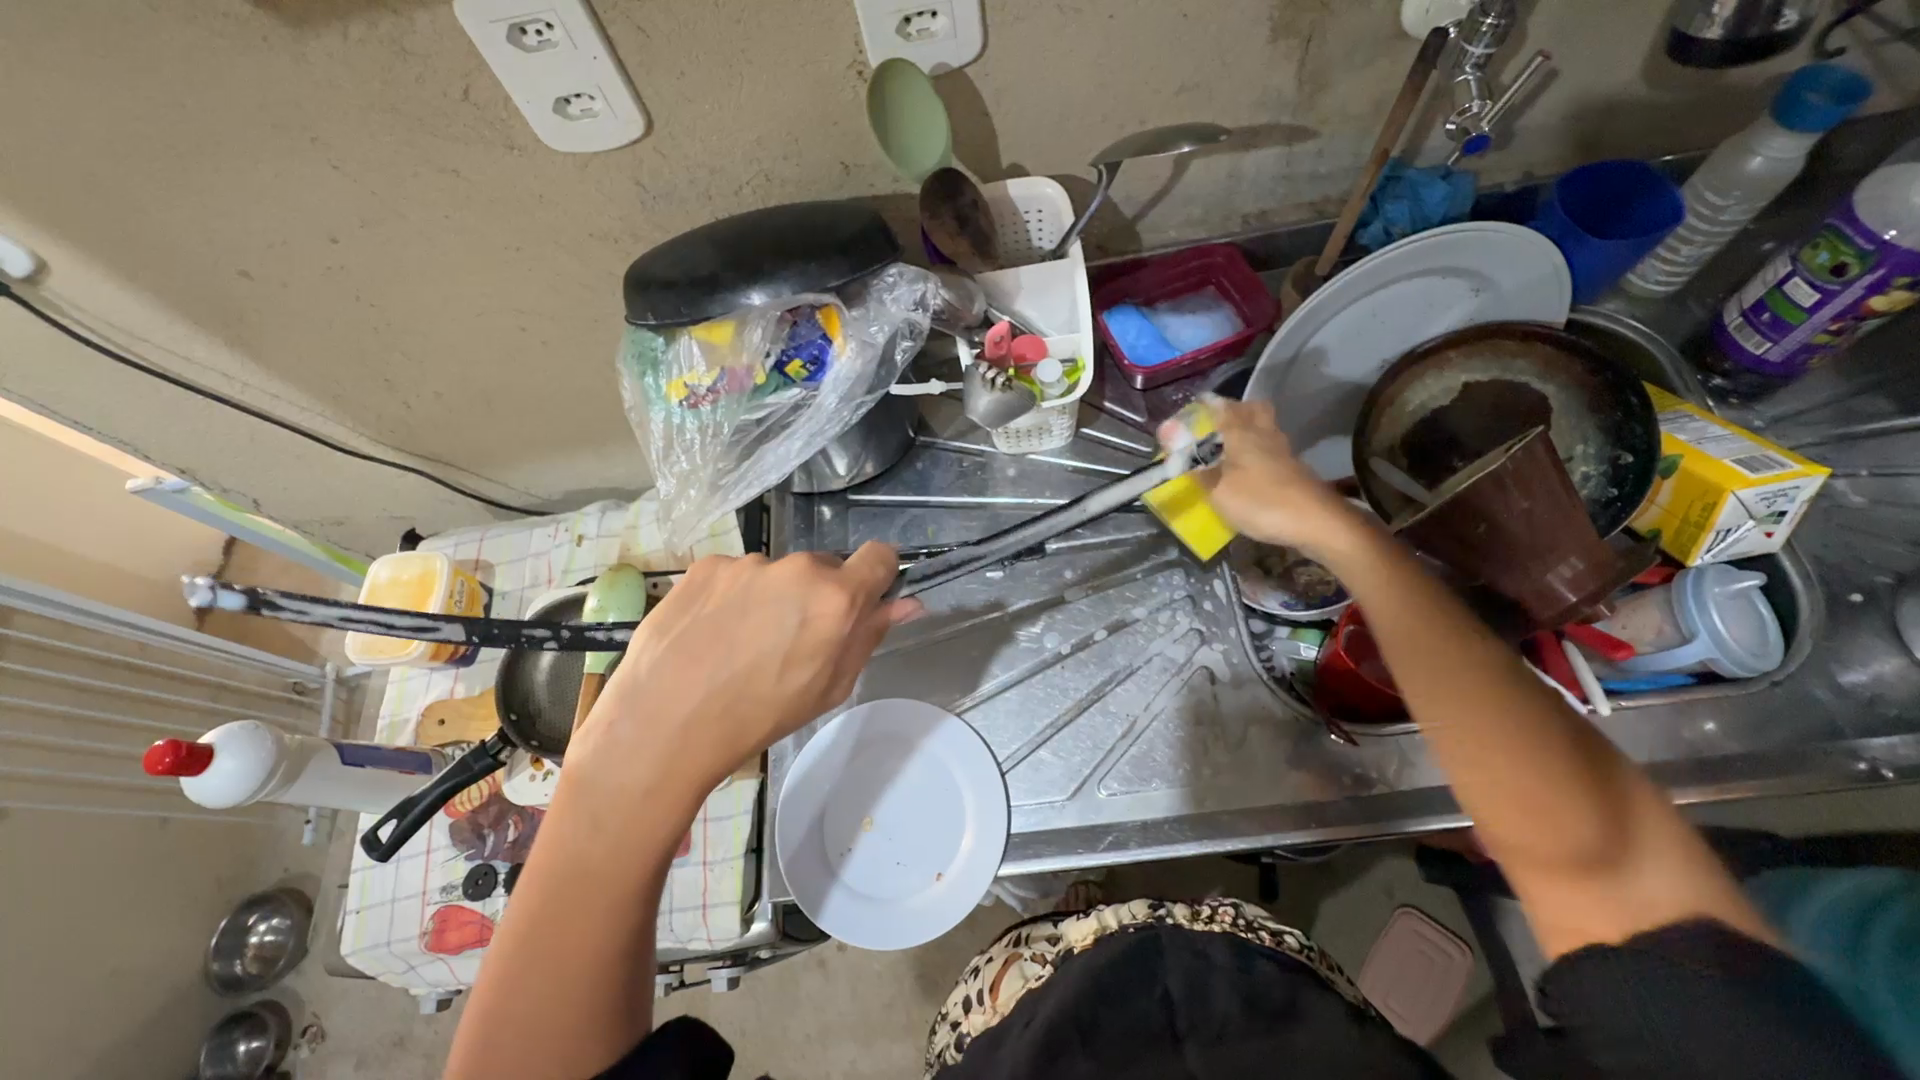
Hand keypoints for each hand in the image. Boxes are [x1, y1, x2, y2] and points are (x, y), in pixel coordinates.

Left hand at [564, 543, 920, 799]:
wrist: (664, 721)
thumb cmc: (758, 716)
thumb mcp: (829, 689)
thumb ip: (868, 638)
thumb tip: (905, 605)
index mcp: (836, 599)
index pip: (880, 556)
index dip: (876, 577)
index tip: (863, 602)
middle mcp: (796, 568)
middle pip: (825, 568)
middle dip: (818, 596)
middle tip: (792, 641)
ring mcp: (747, 563)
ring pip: (778, 574)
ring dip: (773, 597)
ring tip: (741, 644)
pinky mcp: (706, 566)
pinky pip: (736, 575)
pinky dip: (733, 597)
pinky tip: (712, 634)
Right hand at [1185, 400, 1373, 559]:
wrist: (1316, 522)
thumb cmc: (1261, 502)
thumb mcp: (1219, 492)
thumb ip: (1198, 472)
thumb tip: (1179, 455)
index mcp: (1242, 434)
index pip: (1222, 407)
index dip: (1207, 405)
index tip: (1194, 409)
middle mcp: (1264, 435)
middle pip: (1254, 409)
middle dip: (1236, 410)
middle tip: (1217, 425)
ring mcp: (1284, 452)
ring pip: (1265, 428)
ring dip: (1249, 431)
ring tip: (1228, 449)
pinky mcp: (1294, 470)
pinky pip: (1272, 450)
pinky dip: (1258, 453)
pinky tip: (1248, 470)